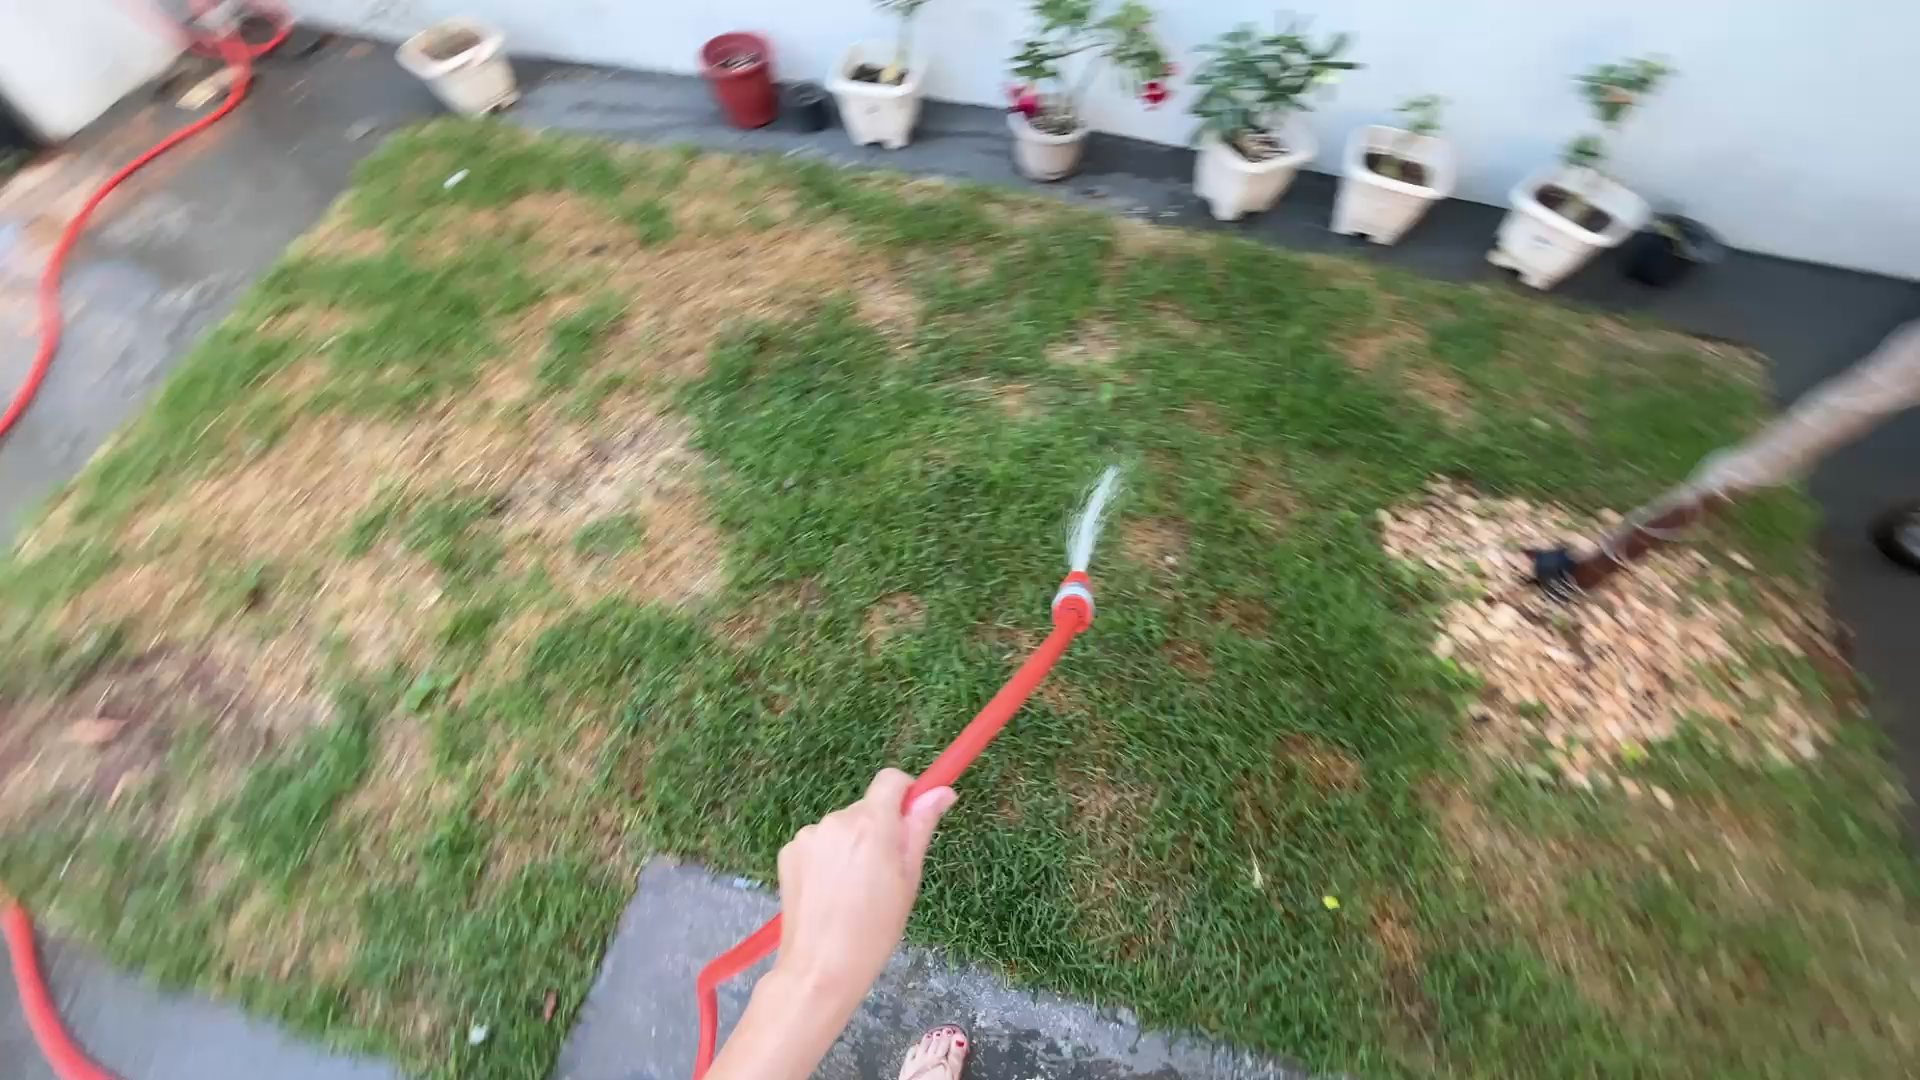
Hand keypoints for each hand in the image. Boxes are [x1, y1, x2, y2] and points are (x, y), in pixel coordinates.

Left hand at [774, 769, 957, 1005]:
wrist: (819, 970)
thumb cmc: (875, 929)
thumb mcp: (909, 878)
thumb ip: (922, 826)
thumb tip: (942, 790)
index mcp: (872, 823)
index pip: (891, 779)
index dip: (905, 793)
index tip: (909, 820)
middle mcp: (837, 819)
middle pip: (867, 807)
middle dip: (878, 828)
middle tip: (881, 873)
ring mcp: (809, 834)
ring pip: (842, 826)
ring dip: (851, 844)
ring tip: (852, 889)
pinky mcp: (789, 851)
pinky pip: (819, 842)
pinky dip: (827, 858)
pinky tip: (828, 891)